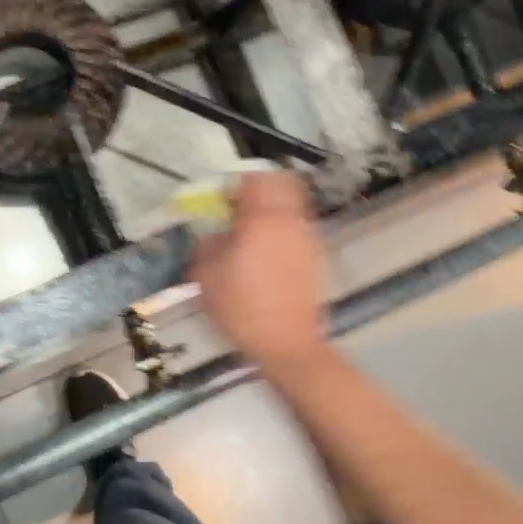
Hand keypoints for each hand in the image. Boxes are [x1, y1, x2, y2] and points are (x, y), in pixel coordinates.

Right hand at [191, 171, 330, 371]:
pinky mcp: (316, 257)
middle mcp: (291, 220)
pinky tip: (265, 254)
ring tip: (251, 232)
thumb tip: (211, 232)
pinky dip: (282, 229)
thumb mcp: (207, 277)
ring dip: (272, 208)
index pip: (256, 177)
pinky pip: (297, 227)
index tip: (220, 199)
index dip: (236, 182)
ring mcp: (308, 238)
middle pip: (282, 183)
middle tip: (238, 208)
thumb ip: (206, 244)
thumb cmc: (243, 309)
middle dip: (259, 188)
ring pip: (292, 205)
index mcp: (263, 218)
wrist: (288, 346)